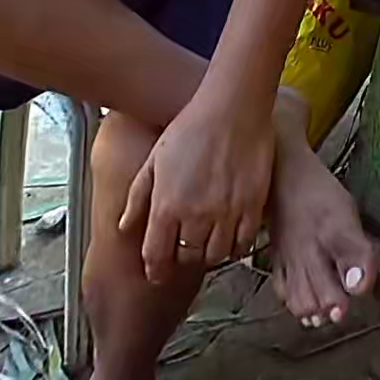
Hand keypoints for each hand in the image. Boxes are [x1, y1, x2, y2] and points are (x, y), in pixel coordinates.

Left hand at [118, 93, 275, 282]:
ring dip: (211, 254)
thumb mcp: (154, 160)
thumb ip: (138, 197)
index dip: (157, 269)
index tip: (159, 272)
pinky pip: (245, 240)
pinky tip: (233, 235)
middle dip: (184, 258)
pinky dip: (237, 245)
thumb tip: (125, 227)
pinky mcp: (254, 203)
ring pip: (217, 254)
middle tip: (187, 250)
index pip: (157, 256)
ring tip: (210, 243)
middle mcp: (196, 215)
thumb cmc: (192, 125)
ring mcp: (227, 211)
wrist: (233, 106)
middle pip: (189, 257)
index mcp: (167, 206)